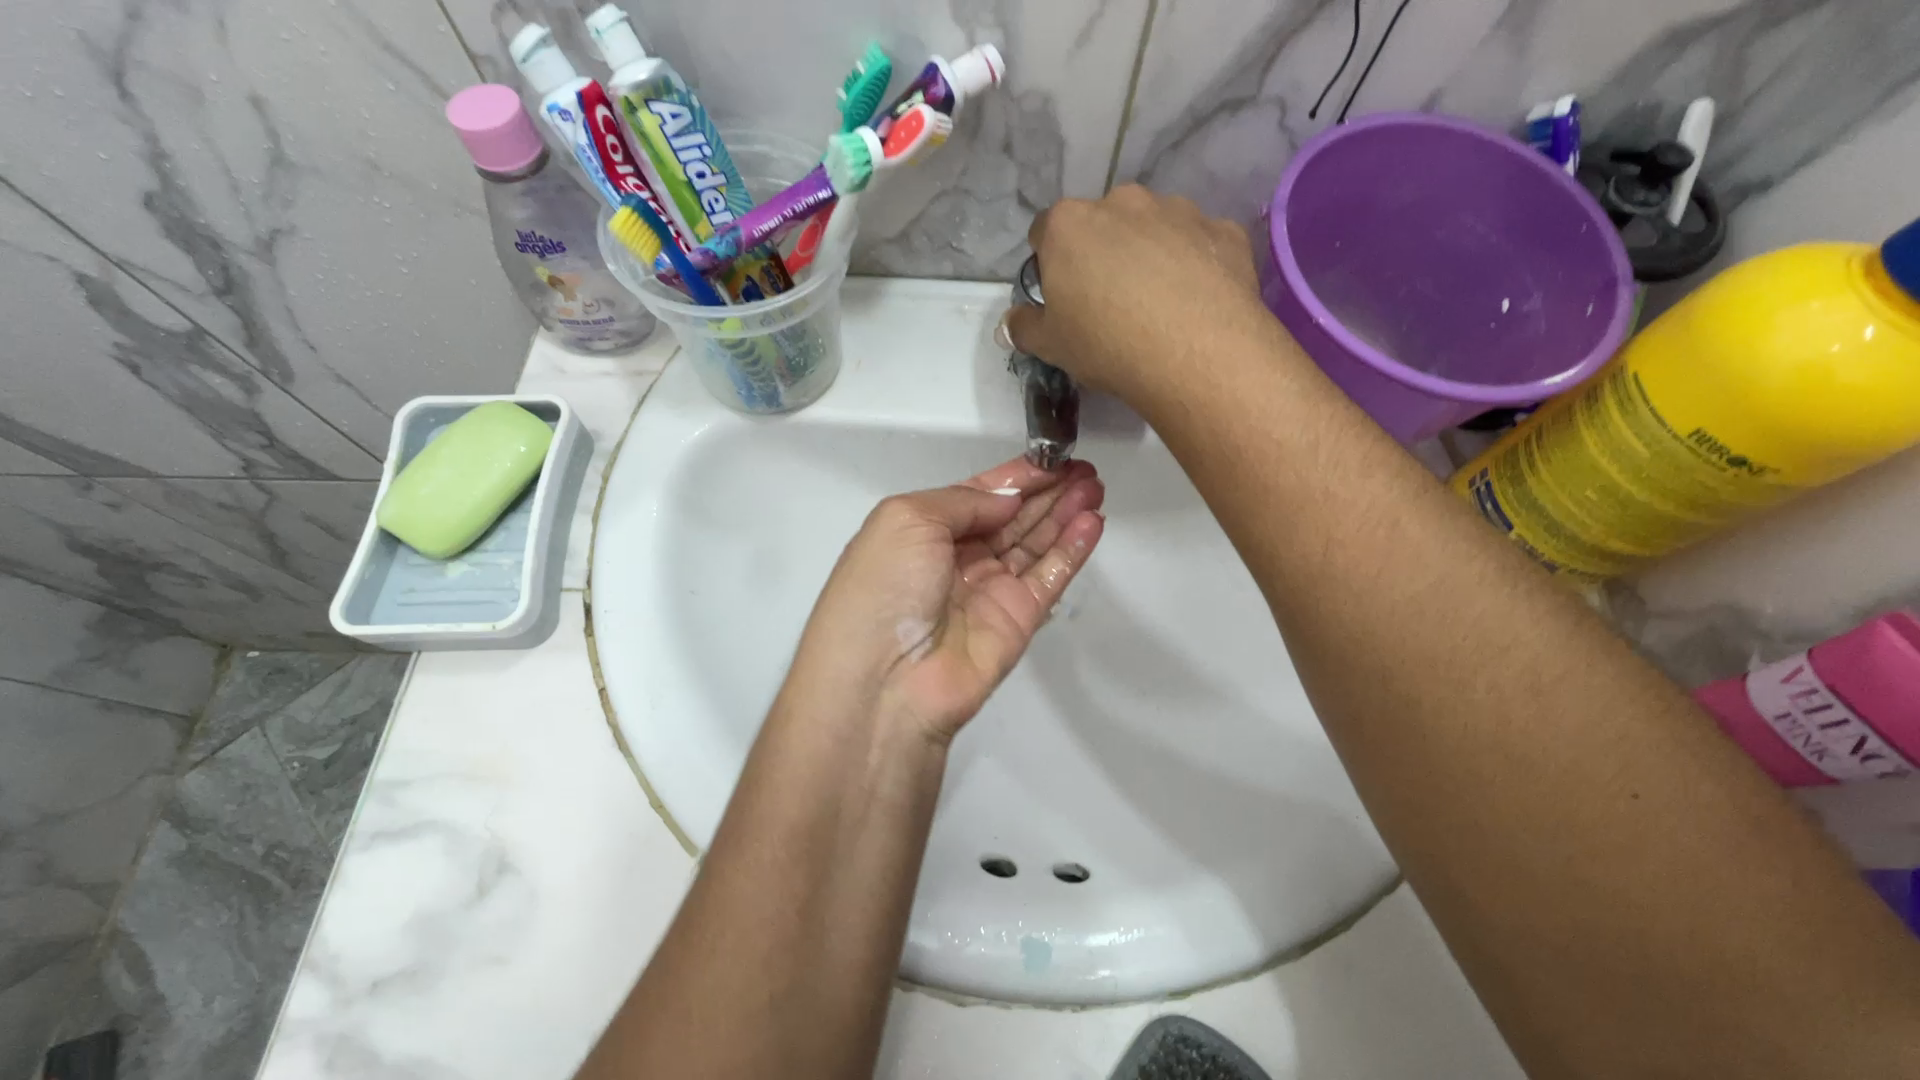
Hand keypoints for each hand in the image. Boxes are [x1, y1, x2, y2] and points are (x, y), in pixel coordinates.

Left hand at [783, 457, 1105, 745]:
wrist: (885, 681)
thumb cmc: (883, 588)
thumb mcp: (906, 520)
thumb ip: (963, 501)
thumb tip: (1006, 501)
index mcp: (921, 534)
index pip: (976, 497)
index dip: (1013, 477)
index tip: (1050, 457)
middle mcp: (955, 561)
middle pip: (1010, 518)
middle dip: (1046, 492)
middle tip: (1085, 470)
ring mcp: (988, 592)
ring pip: (1033, 545)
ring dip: (1063, 514)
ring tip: (1096, 487)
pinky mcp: (1018, 620)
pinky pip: (1049, 578)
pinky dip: (1071, 551)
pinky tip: (1092, 522)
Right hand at [1004, 185, 1275, 404]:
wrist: (1197, 353)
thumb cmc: (1108, 344)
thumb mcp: (1052, 346)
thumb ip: (1025, 328)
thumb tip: (1011, 323)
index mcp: (1070, 224)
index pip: (1046, 231)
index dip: (1050, 262)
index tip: (1062, 294)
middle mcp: (1123, 202)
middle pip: (1103, 223)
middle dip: (1103, 252)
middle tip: (1111, 301)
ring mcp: (1178, 210)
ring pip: (1154, 227)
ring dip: (1151, 253)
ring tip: (1160, 303)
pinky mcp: (1223, 229)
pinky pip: (1201, 242)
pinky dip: (1197, 263)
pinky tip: (1198, 301)